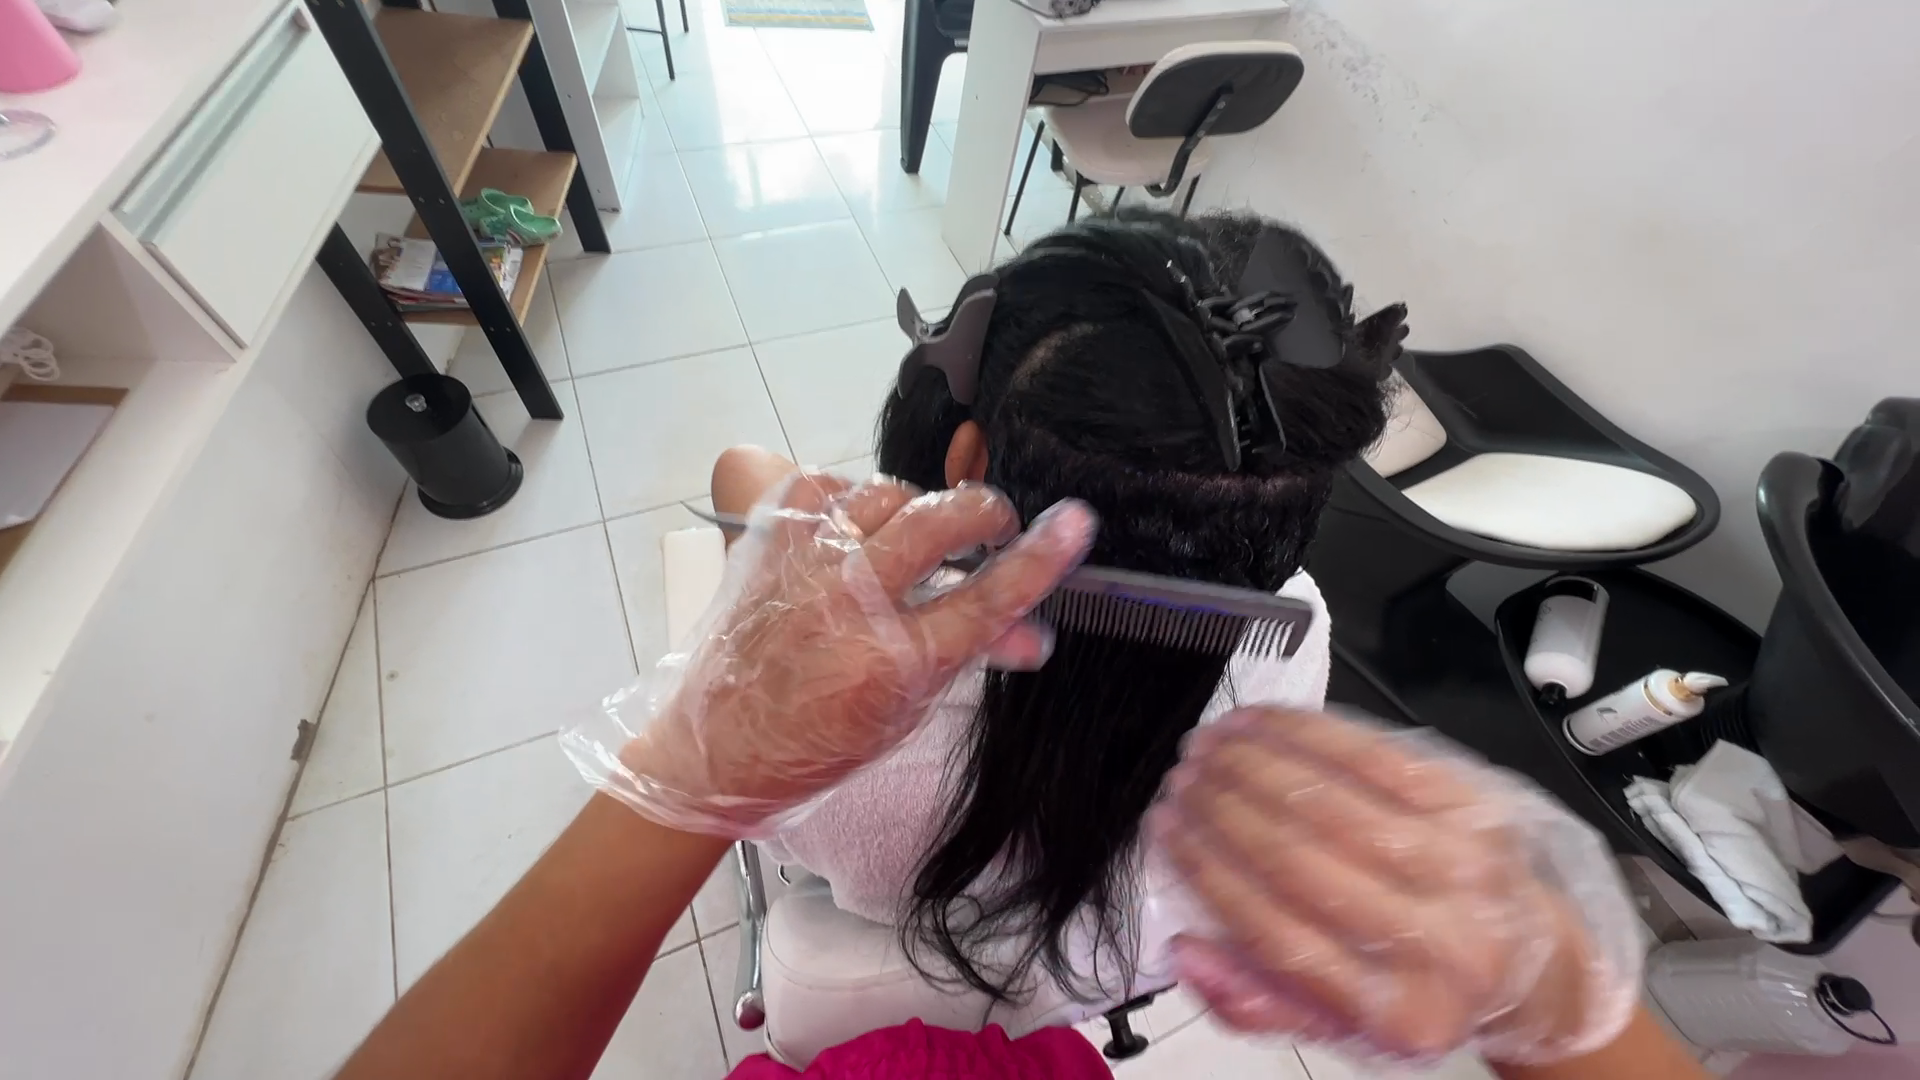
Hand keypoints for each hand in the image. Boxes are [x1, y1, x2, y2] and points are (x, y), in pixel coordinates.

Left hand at [564, 472, 1095, 837]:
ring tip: (916, 533)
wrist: (720, 746)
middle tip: (993, 524)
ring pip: (887, 492)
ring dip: (916, 507)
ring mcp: (804, 563)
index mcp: (893, 664)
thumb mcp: (909, 711)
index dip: (1040, 558)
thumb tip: (1035, 633)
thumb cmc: (824, 740)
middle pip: (939, 521)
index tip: (1075, 522)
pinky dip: (852, 497)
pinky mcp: (767, 541)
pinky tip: (857, 522)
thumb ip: (972, 658)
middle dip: (983, 512)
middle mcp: (848, 602)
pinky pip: (826, 483)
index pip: (986, 598)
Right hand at [1151, 708, 1640, 1064]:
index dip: (1205, 871)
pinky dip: (1301, 730)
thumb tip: (1182, 950)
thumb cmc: (1415, 982)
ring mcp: (1462, 865)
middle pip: (1297, 860)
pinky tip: (1255, 721)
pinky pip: (1369, 754)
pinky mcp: (1471, 803)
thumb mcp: (1338, 1023)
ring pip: (1328, 800)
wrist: (1529, 951)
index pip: (1274, 934)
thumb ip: (1253, 999)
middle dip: (1219, 808)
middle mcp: (1439, 945)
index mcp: (1399, 1014)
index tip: (1164, 827)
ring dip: (1251, 763)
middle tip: (1180, 779)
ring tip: (1206, 744)